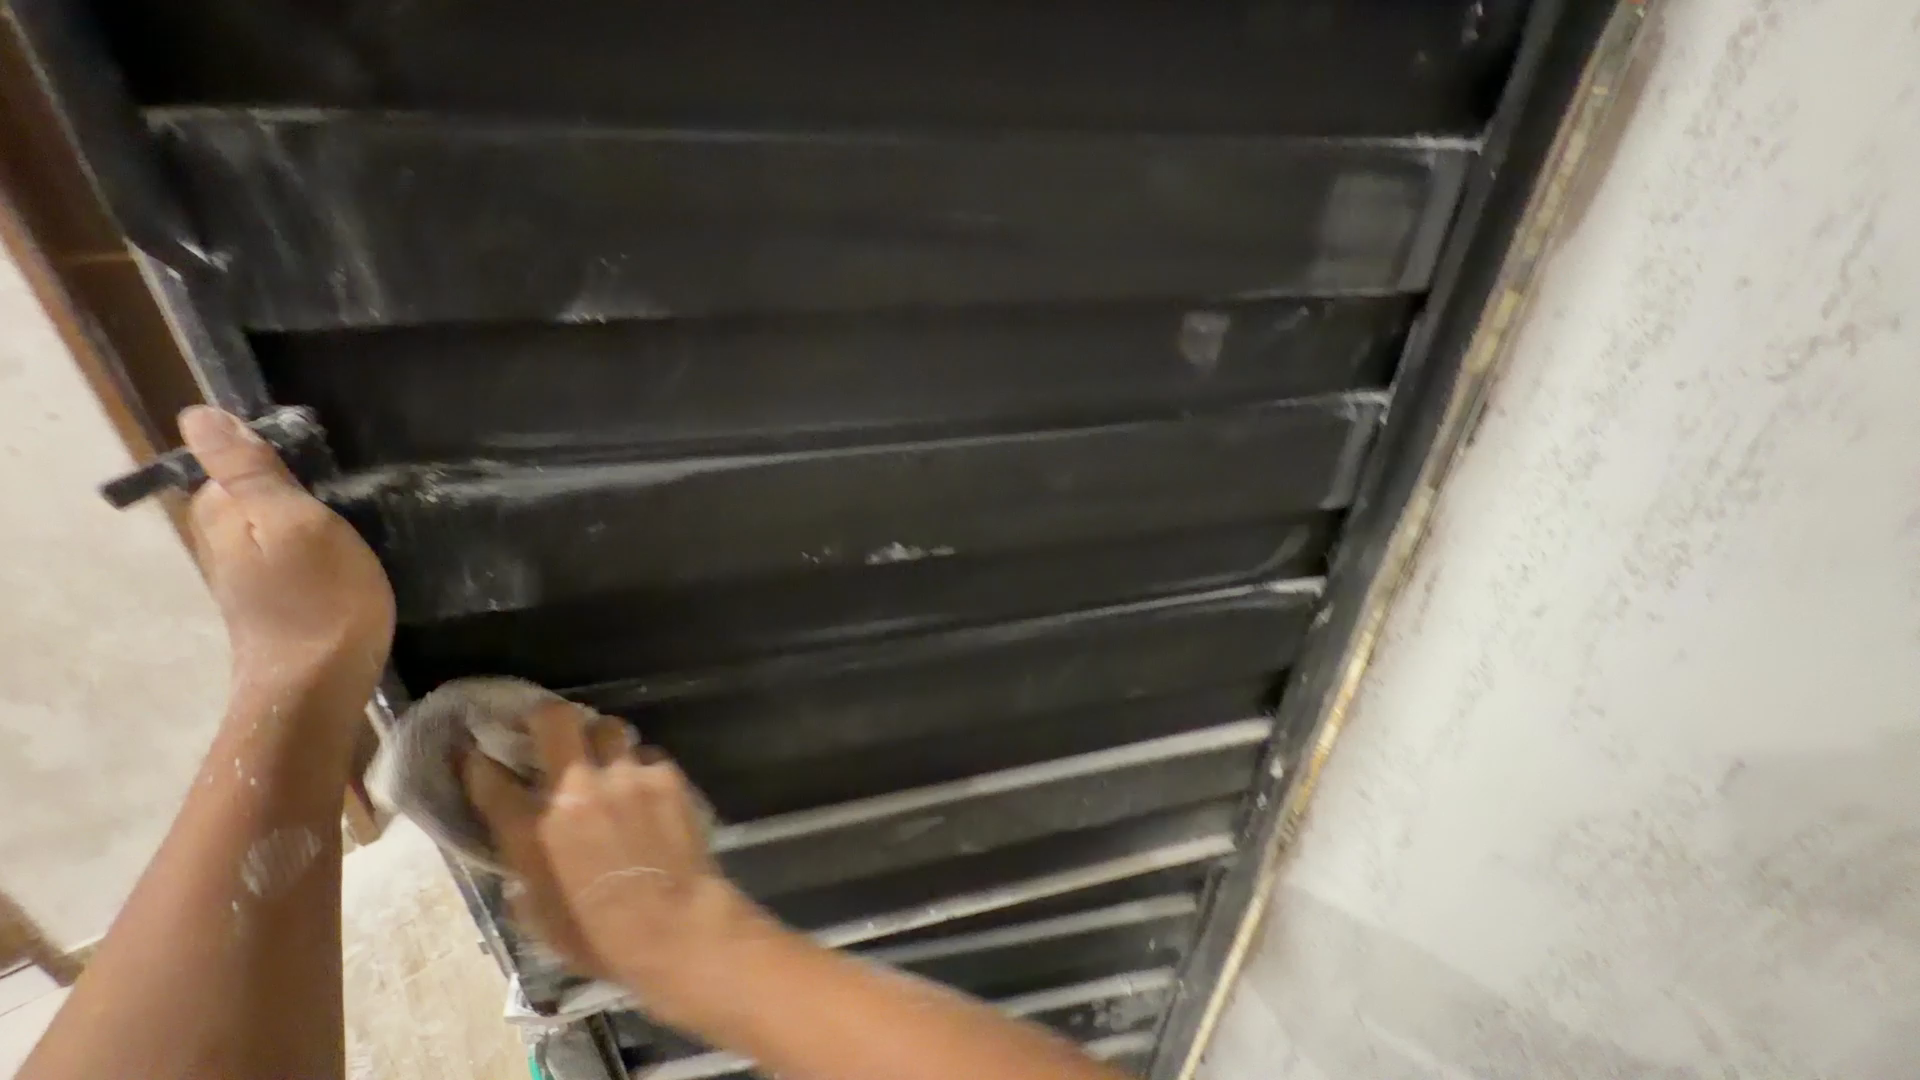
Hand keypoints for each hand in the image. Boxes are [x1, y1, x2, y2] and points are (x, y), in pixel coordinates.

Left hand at [180, 405, 394, 703]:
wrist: (321, 682)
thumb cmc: (318, 597)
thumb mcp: (294, 521)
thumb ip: (250, 471)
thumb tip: (200, 415)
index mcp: (220, 513)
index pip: (237, 457)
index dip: (284, 451)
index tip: (335, 461)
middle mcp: (222, 538)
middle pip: (259, 489)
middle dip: (303, 482)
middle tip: (360, 491)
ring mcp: (249, 571)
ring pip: (279, 520)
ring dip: (318, 515)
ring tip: (366, 520)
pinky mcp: (278, 594)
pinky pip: (296, 549)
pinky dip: (323, 543)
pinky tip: (354, 554)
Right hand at [464, 703, 768, 1019]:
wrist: (673, 926)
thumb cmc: (598, 936)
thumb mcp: (537, 913)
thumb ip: (523, 869)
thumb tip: (520, 847)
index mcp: (532, 829)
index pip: (489, 778)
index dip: (477, 762)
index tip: (475, 754)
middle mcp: (576, 790)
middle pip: (554, 720)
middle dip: (544, 716)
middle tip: (545, 727)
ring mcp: (625, 777)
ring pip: (608, 727)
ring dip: (599, 739)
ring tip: (602, 756)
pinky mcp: (666, 776)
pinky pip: (647, 755)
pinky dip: (639, 767)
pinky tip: (642, 787)